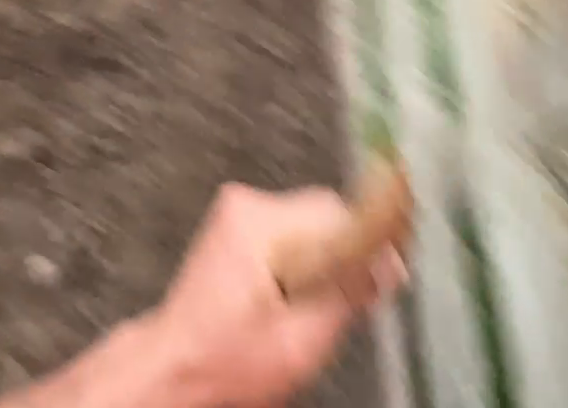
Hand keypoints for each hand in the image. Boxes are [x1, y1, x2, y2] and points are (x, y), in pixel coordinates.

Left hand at [147, 182, 406, 407]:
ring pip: (309, 221)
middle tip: (347, 299)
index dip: (370, 240)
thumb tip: (387, 262)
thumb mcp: (302, 341)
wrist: (176, 363)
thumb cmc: (223, 357)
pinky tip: (291, 293)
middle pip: (324, 212)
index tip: (391, 262)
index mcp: (257, 224)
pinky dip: (302, 256)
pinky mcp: (235, 222)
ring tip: (307, 303)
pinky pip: (289, 228)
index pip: (337, 211)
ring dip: (322, 257)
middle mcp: (244, 204)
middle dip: (344, 253)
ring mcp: (237, 210)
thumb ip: (349, 295)